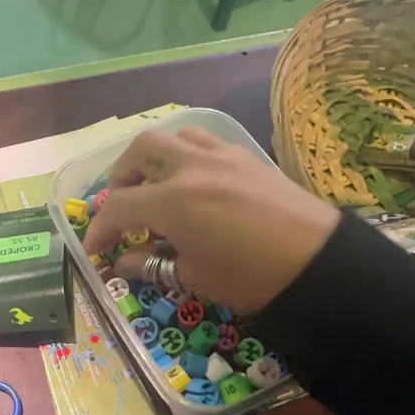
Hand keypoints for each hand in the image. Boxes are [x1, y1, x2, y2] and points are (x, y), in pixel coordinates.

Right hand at [81, 127, 339, 313]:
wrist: (319, 263)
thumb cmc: (251, 278)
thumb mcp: (195, 278)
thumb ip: (153, 264)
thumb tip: (125, 262)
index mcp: (173, 201)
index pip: (119, 207)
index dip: (100, 229)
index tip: (95, 249)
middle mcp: (191, 167)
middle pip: (141, 150)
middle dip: (122, 175)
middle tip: (123, 203)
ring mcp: (221, 156)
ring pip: (175, 136)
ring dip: (156, 157)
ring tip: (157, 184)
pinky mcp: (246, 157)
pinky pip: (206, 142)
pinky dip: (188, 155)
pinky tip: (195, 181)